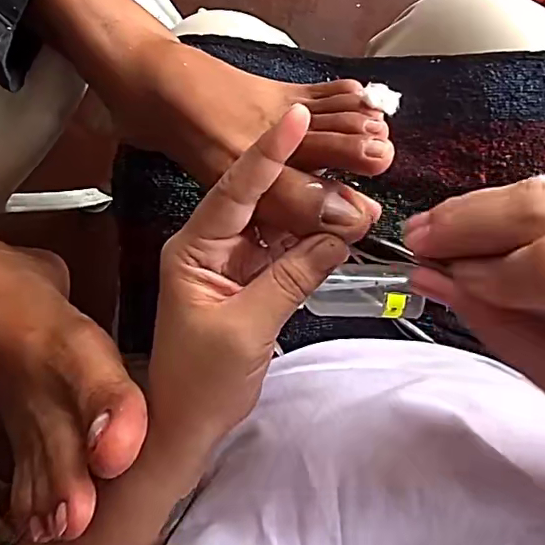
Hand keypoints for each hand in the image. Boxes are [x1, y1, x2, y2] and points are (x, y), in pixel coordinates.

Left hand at [148, 105, 351, 462]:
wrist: (187, 425)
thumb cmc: (200, 382)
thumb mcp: (246, 328)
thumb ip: (292, 277)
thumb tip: (340, 234)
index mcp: (192, 248)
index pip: (233, 191)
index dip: (266, 154)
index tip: (295, 119)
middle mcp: (210, 246)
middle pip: (259, 201)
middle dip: (304, 186)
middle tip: (350, 171)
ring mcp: (232, 262)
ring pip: (278, 225)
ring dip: (315, 217)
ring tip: (356, 205)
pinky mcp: (250, 280)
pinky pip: (285, 251)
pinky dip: (313, 244)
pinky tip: (340, 233)